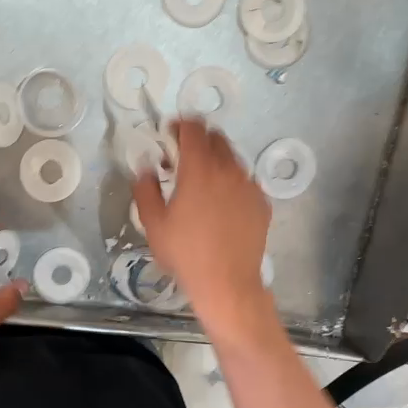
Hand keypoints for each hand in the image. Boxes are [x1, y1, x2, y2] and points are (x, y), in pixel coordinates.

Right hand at [133, 117, 272, 331]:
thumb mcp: (153, 224)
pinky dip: (231, 182)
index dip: (180, 124)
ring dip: (215, 161)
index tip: (170, 132)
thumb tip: (145, 169)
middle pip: (216, 138)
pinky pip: (244, 182)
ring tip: (201, 184)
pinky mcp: (261, 203)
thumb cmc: (185, 253)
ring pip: (232, 159)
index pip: (194, 128)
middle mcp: (228, 170)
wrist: (227, 283)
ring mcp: (249, 186)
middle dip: (198, 140)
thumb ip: (145, 189)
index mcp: (199, 169)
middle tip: (181, 159)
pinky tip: (220, 205)